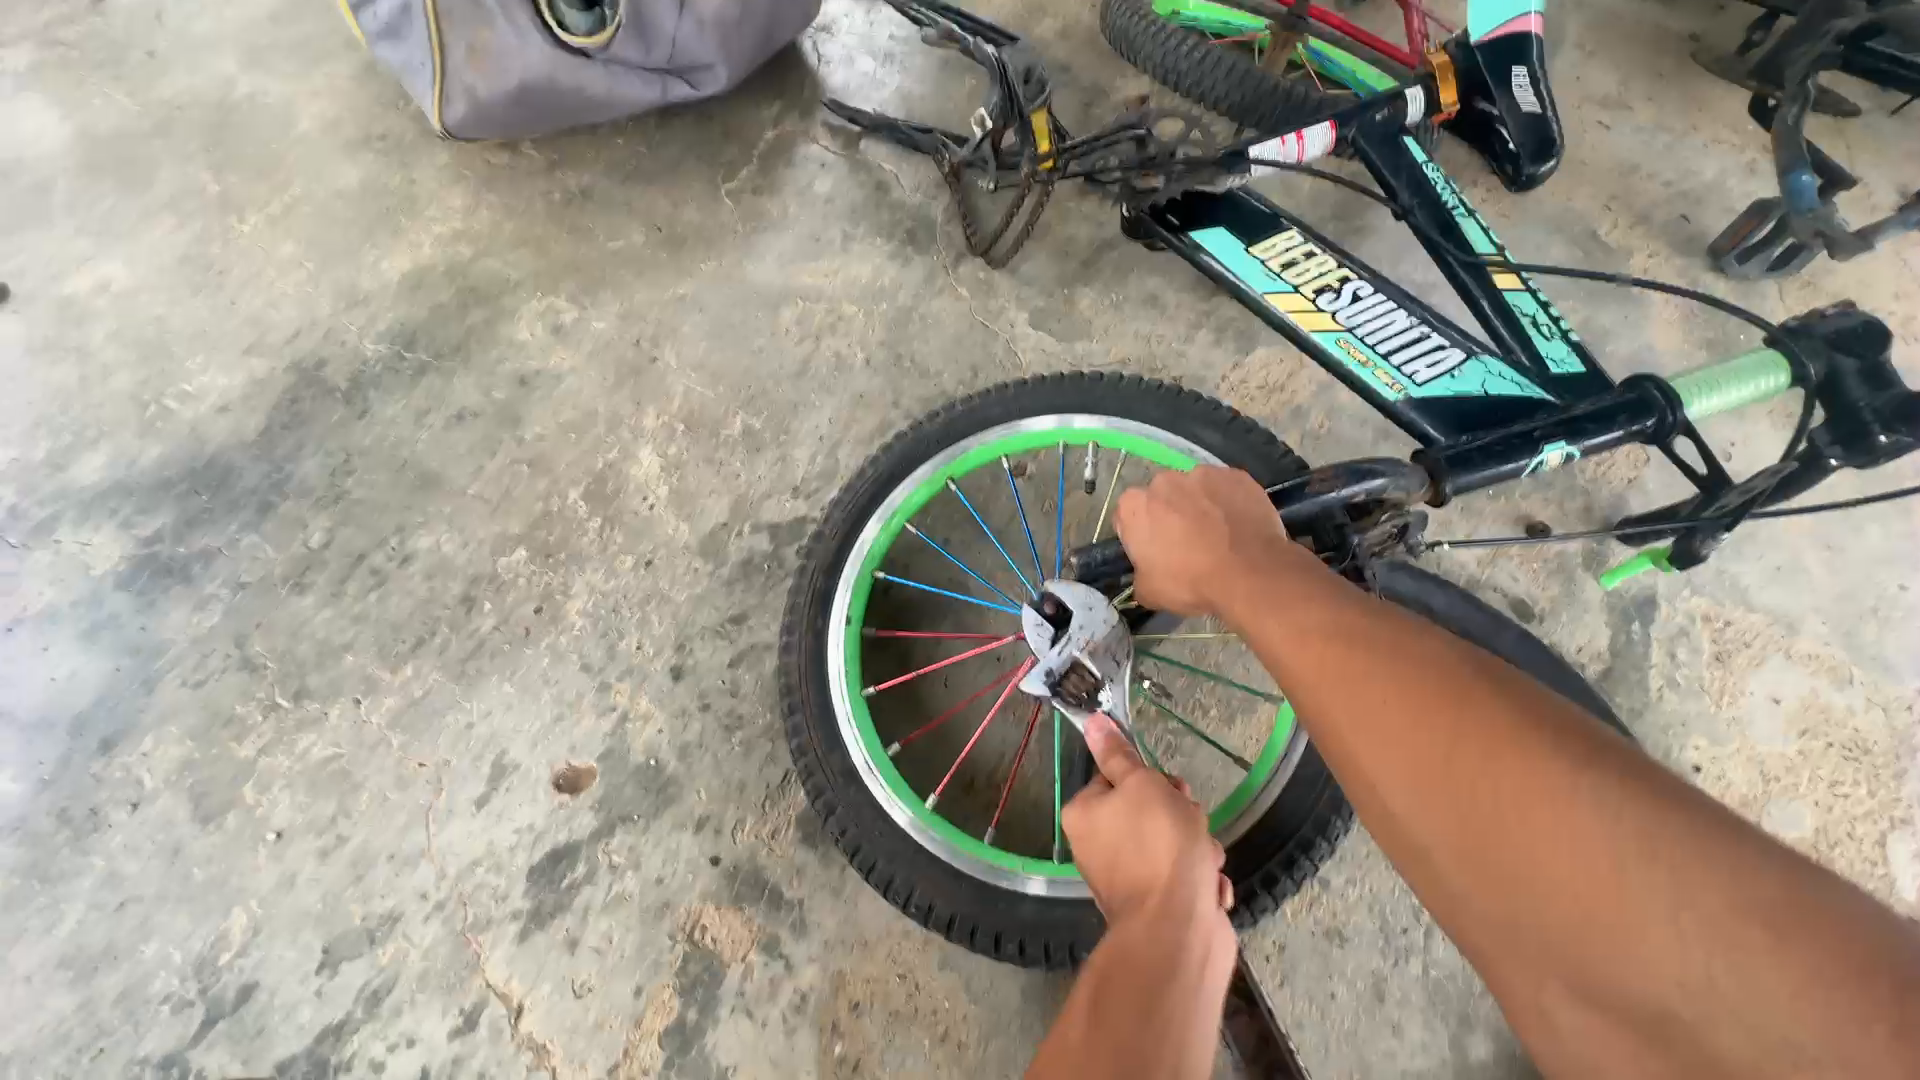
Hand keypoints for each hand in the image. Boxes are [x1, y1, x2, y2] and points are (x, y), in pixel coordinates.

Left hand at [1062, 712, 1233, 927]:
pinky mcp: (1157, 905)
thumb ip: (1120, 754)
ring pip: (1175, 844)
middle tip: (1190, 825)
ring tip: (1202, 862)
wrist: (1179, 929)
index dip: (1151, 779)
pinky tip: (1207, 888)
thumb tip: (1092, 721)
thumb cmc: (1160, 845)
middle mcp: (1098, 846)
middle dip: (1182, 817)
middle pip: (1149, 810)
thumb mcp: (1142, 784)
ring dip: (1198, 849)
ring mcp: (1129, 879)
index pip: (1117, 777)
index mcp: (1084, 815)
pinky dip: (1200, 881)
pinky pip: (1185, 878)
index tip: (1171, 788)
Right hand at [1112, 465, 1318, 617]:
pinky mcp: (1237, 476)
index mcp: (1134, 506)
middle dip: (1170, 514)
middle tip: (1187, 543)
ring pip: (1196, 489)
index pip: (1128, 516)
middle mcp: (1164, 481)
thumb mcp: (1149, 592)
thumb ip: (1140, 574)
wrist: (1250, 574)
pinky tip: (1239, 526)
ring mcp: (1203, 474)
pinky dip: (1229, 502)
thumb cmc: (1191, 582)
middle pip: (1162, 497)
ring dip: (1201, 506)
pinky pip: (1227, 489)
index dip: (1140, 535)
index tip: (1154, 551)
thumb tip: (1147, 572)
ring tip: (1218, 534)